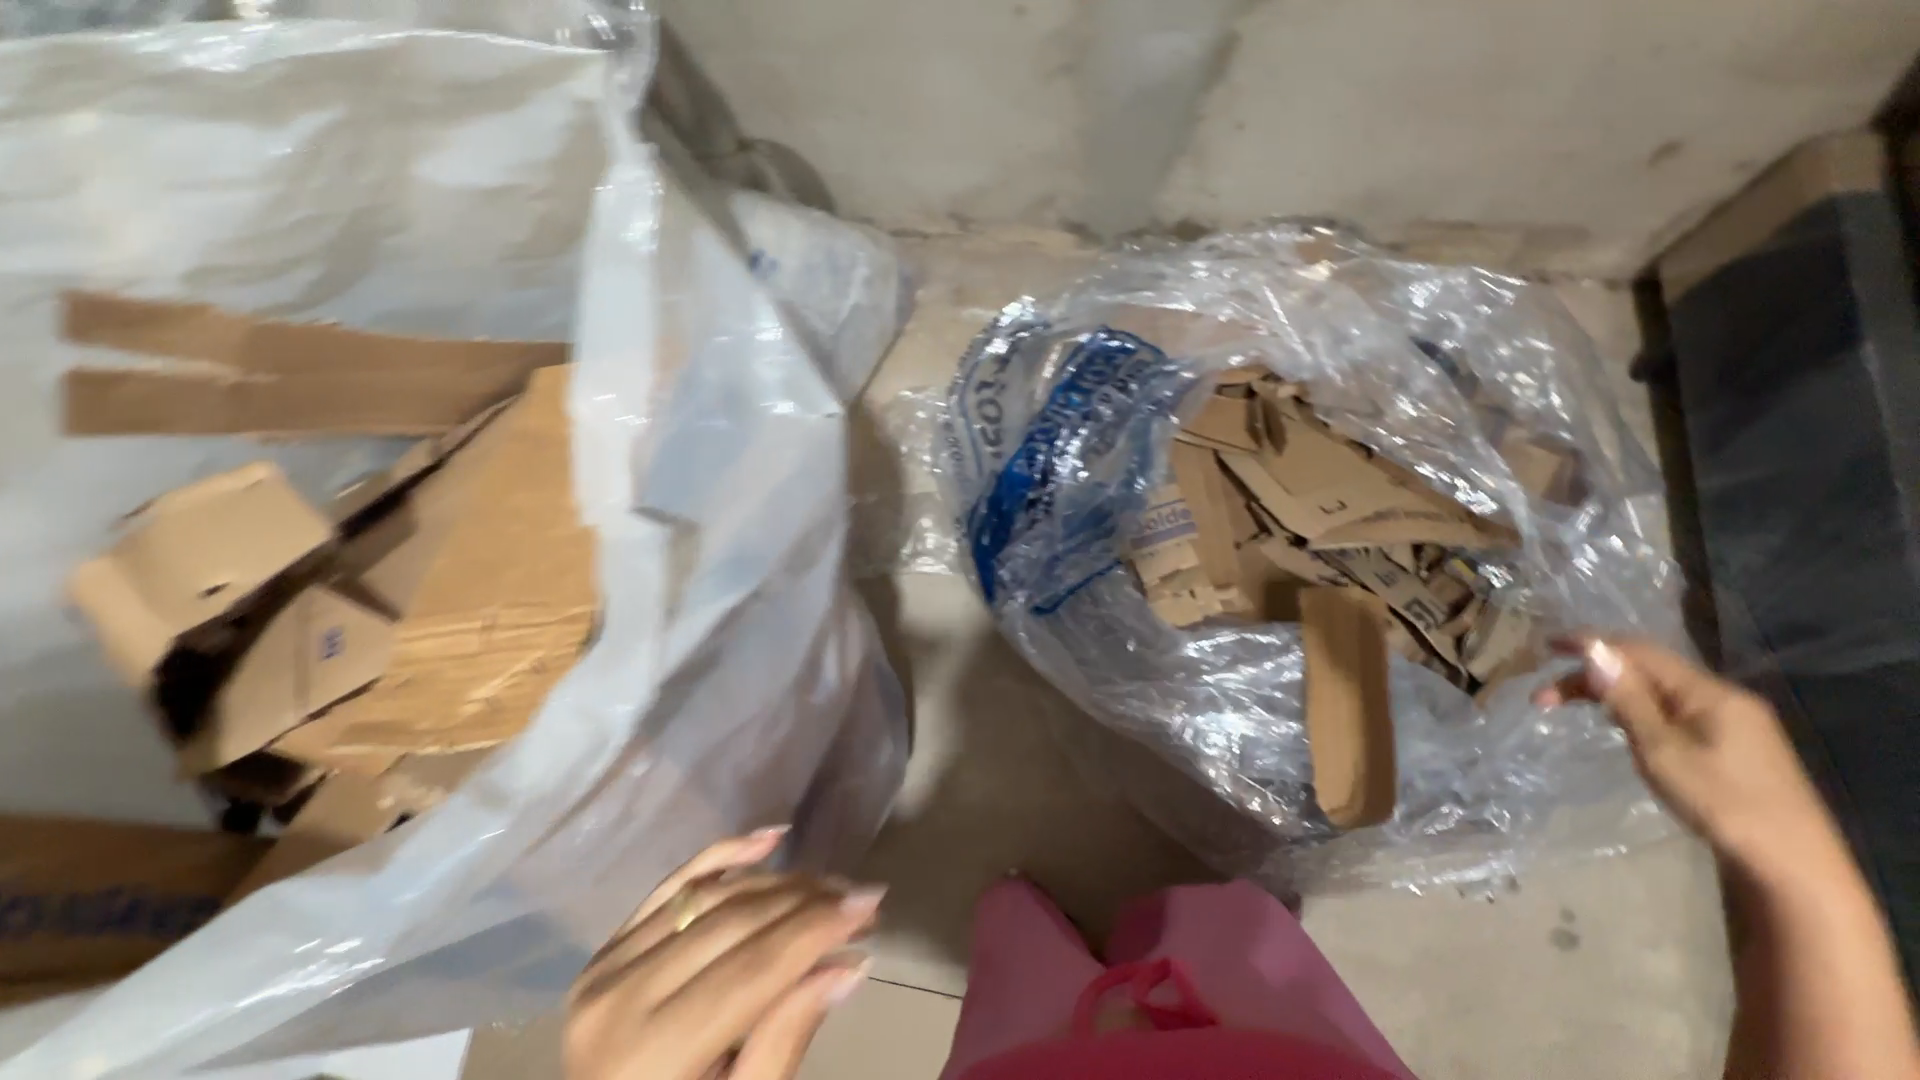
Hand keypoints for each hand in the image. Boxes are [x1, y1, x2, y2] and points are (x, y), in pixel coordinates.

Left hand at [565, 828, 882, 1079]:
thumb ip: (784, 1041)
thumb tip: (847, 964)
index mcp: (651, 1054)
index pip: (752, 969)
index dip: (815, 930)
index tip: (871, 902)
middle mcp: (620, 997)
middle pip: (733, 925)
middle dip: (807, 903)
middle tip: (862, 896)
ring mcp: (606, 967)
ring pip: (709, 898)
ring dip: (777, 882)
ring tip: (829, 884)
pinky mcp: (605, 951)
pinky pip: (668, 889)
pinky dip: (719, 857)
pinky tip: (768, 840)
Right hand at [1533, 637, 1845, 877]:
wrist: (1791, 863)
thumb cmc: (1722, 802)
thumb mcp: (1662, 750)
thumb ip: (1628, 698)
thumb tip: (1594, 651)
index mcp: (1709, 693)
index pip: (1640, 651)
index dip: (1591, 644)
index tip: (1546, 647)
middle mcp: (1723, 697)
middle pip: (1648, 670)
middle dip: (1593, 675)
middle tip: (1544, 697)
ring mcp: (1732, 721)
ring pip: (1659, 691)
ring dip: (1612, 692)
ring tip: (1573, 707)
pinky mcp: (1732, 744)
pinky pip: (1674, 710)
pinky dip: (1636, 708)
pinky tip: (1621, 724)